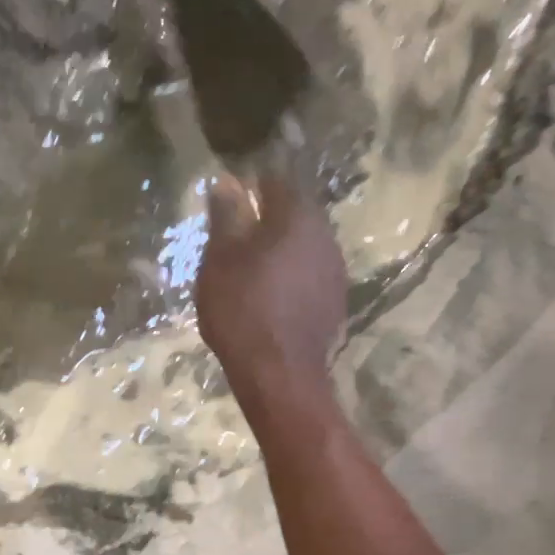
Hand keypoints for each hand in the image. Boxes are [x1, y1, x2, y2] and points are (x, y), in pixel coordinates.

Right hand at [195, 175, 346, 390]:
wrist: (279, 371)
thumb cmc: (241, 310)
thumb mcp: (220, 262)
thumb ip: (226, 218)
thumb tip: (227, 182)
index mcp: (296, 217)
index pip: (276, 183)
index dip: (252, 185)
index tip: (232, 195)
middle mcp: (324, 234)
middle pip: (294, 214)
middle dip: (267, 220)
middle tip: (236, 236)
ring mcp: (335, 268)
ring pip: (303, 245)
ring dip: (280, 250)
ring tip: (251, 269)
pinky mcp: (335, 299)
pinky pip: (309, 274)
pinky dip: (290, 276)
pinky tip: (270, 296)